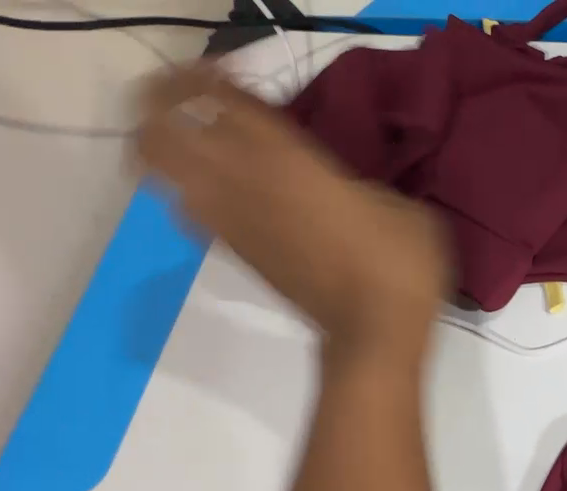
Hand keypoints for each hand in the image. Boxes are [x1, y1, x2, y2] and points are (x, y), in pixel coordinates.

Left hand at [135, 64, 449, 356]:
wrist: (375, 333)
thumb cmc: (401, 269)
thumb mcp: (406, 213)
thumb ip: (363, 184)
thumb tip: (342, 183)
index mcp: (287, 158)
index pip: (225, 96)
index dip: (223, 82)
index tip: (241, 84)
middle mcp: (242, 176)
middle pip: (165, 118)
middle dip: (171, 101)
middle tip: (199, 103)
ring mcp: (229, 214)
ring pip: (159, 159)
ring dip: (167, 143)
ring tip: (196, 144)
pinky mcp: (232, 247)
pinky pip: (185, 203)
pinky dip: (188, 187)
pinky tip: (216, 190)